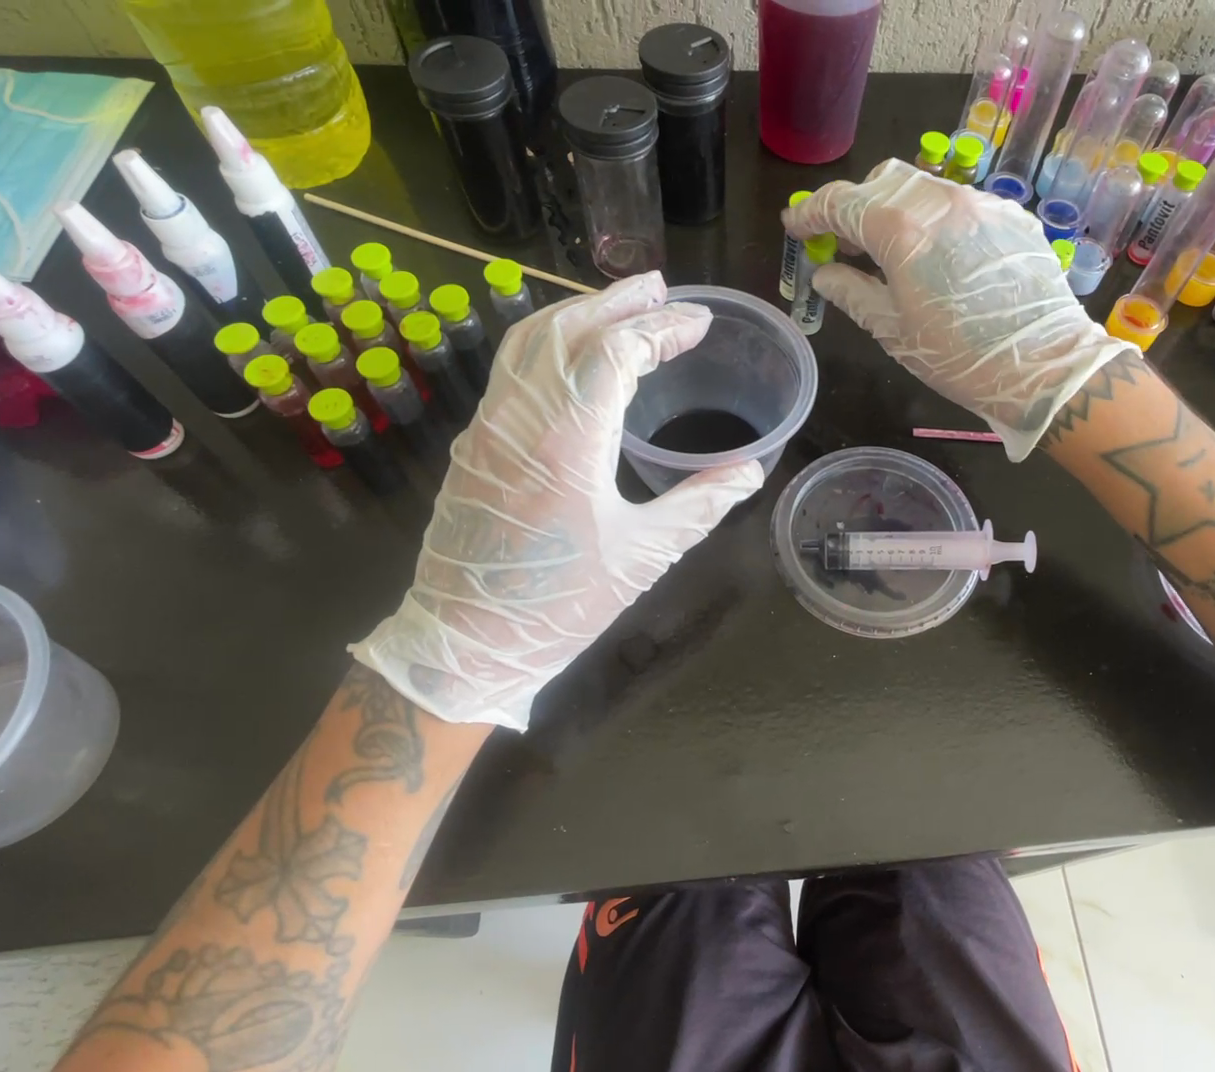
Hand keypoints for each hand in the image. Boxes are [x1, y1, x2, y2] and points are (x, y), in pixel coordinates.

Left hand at [350, 273, 762, 728]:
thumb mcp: (642, 557)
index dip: (660, 329)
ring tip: (619, 305)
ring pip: (526, 341)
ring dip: (575, 313)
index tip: (698, 323)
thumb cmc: (559, 604)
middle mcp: (519, 417)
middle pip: (564, 328)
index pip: (614, 353)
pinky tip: (571, 356)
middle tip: (659, 287)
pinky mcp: (472, 445)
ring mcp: (487, 427)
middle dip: (615, 300)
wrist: (464, 641)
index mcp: (566, 439)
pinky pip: (509, 370)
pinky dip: (546, 343)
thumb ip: (698, 505)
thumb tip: (750, 471)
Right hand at [784, 160, 1134, 460]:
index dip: (810, 213)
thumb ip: (852, 293)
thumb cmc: (958, 357)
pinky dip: (935, 221)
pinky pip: (960, 204)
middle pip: (881, 181)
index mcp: (903, 229)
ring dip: (896, 210)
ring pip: (923, 187)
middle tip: (844, 244)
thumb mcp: (893, 330)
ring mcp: (981, 203)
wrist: (1043, 365)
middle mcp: (941, 201)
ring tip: (890, 251)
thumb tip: (825, 275)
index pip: (842, 202)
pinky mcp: (1011, 215)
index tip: (794, 227)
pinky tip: (938, 258)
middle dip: (855, 206)